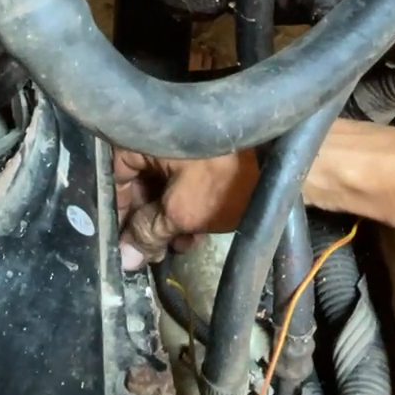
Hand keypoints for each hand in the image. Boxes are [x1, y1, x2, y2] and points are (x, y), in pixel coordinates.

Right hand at [114, 149, 259, 270]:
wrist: (279, 165)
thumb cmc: (226, 179)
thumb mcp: (182, 211)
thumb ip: (148, 234)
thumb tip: (124, 258)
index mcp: (144, 139)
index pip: (115, 178)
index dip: (117, 213)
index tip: (120, 244)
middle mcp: (157, 136)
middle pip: (138, 184)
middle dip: (145, 222)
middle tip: (151, 253)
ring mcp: (181, 144)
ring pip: (161, 186)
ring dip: (166, 220)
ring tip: (176, 247)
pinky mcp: (201, 153)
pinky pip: (180, 181)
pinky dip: (183, 206)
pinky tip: (194, 234)